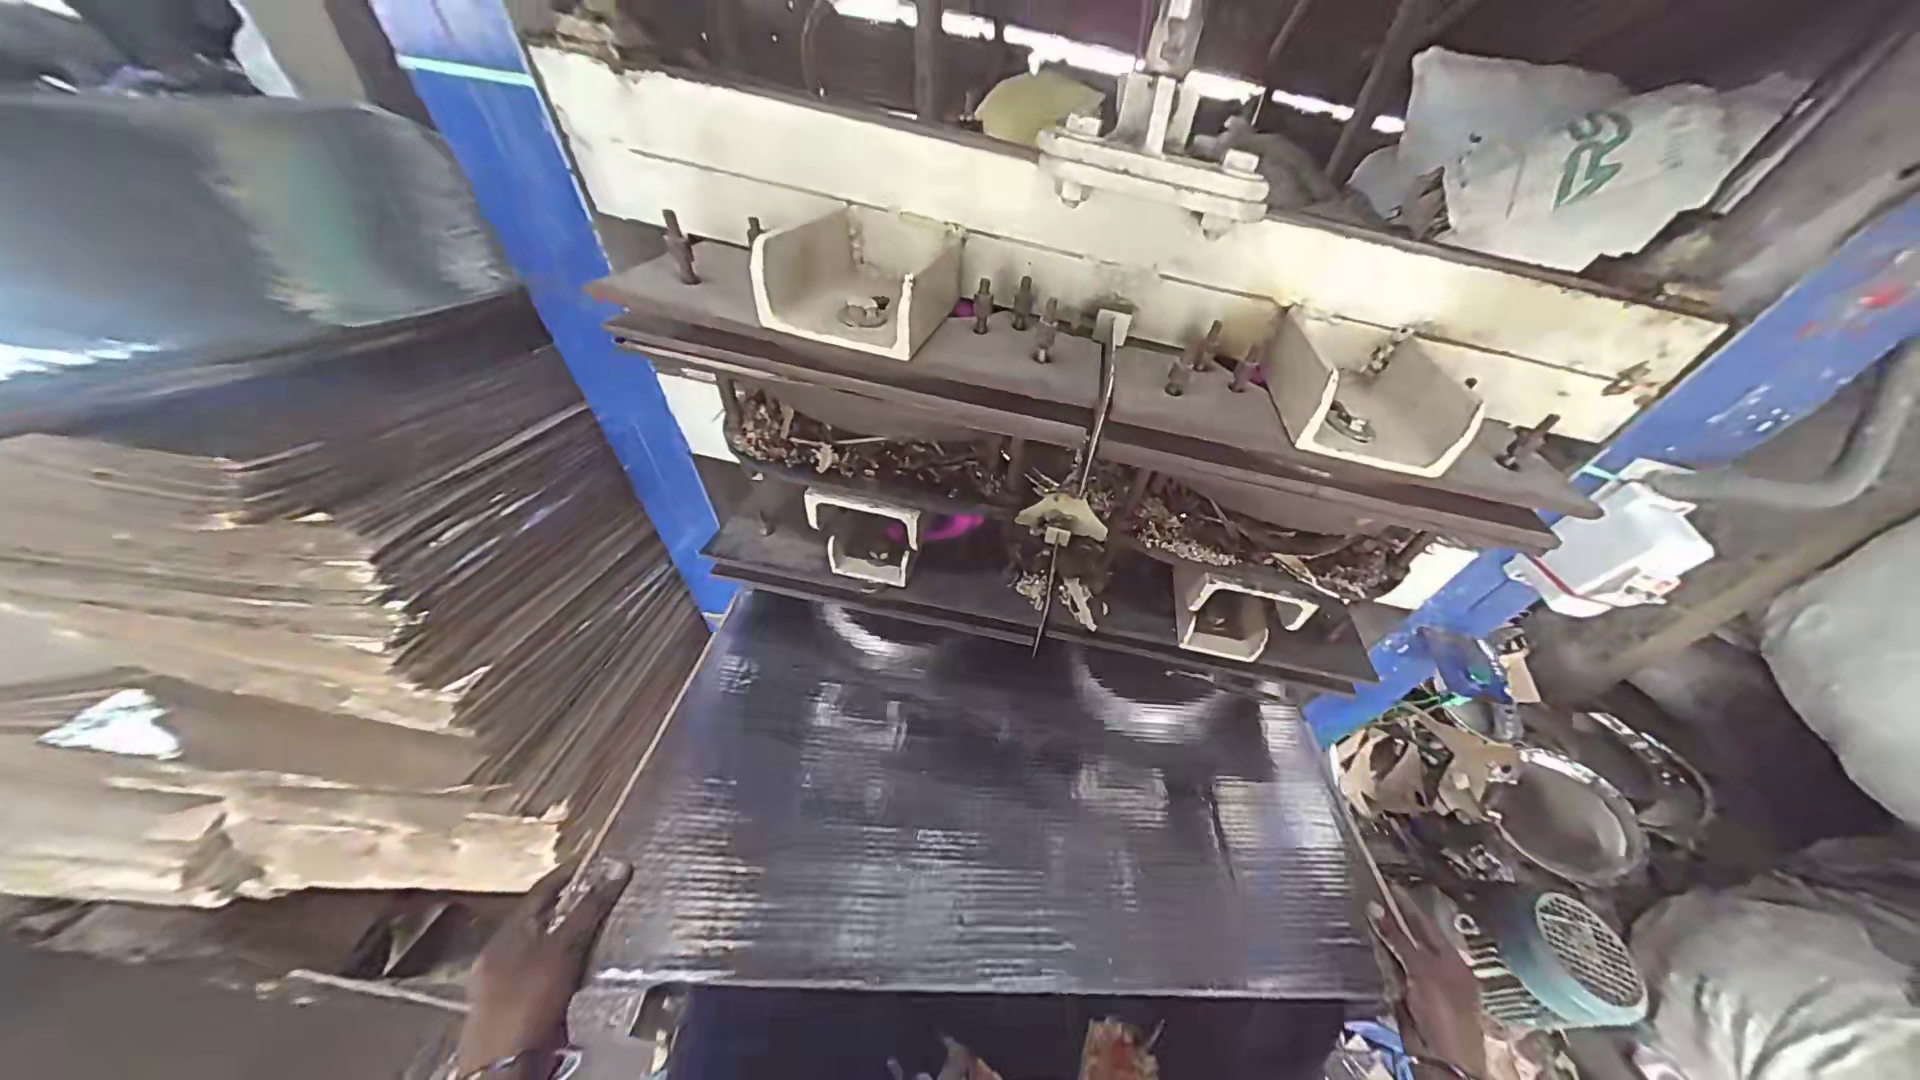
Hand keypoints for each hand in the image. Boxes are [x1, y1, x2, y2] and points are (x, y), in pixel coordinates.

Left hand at [455, 858, 632, 1077]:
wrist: (507, 1067)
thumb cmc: (530, 999)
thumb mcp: (564, 947)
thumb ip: (591, 907)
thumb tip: (621, 865)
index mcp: (504, 936)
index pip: (541, 891)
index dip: (570, 872)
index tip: (598, 859)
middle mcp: (500, 955)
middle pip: (543, 917)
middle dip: (575, 902)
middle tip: (607, 888)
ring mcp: (507, 983)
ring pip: (547, 944)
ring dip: (574, 932)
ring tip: (605, 919)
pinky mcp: (519, 1005)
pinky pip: (549, 968)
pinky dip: (570, 958)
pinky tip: (589, 958)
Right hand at [1369, 889, 1487, 1078]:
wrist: (1442, 1060)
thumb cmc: (1444, 1015)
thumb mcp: (1422, 971)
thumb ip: (1397, 938)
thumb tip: (1373, 907)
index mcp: (1453, 961)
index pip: (1426, 924)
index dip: (1407, 904)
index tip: (1386, 884)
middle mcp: (1439, 968)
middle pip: (1411, 936)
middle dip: (1392, 919)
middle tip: (1368, 896)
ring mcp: (1421, 982)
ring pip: (1398, 950)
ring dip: (1382, 936)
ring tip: (1362, 913)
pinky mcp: (1405, 993)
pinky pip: (1388, 967)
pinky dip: (1378, 954)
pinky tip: (1365, 942)